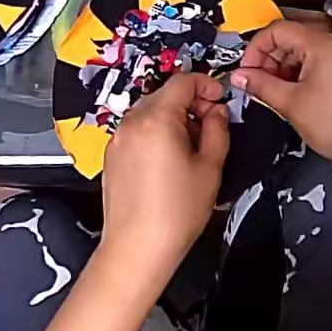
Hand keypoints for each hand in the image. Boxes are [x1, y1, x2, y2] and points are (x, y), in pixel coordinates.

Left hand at [99, 73, 229, 271]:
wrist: (137, 248)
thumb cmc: (174, 213)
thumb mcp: (211, 166)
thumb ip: (218, 129)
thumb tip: (218, 112)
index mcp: (156, 120)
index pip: (183, 82)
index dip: (206, 84)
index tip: (218, 97)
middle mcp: (132, 124)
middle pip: (166, 94)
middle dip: (191, 102)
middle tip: (212, 122)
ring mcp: (118, 139)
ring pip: (151, 111)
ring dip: (174, 117)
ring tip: (193, 144)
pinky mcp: (112, 156)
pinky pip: (138, 130)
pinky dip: (157, 132)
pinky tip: (172, 158)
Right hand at [232, 20, 331, 171]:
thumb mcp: (290, 104)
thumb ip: (261, 85)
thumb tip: (241, 76)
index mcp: (322, 45)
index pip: (277, 30)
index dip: (256, 48)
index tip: (246, 69)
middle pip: (290, 39)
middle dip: (269, 60)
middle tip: (256, 83)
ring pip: (302, 52)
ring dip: (283, 70)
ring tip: (275, 94)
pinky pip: (316, 63)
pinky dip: (299, 75)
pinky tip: (292, 96)